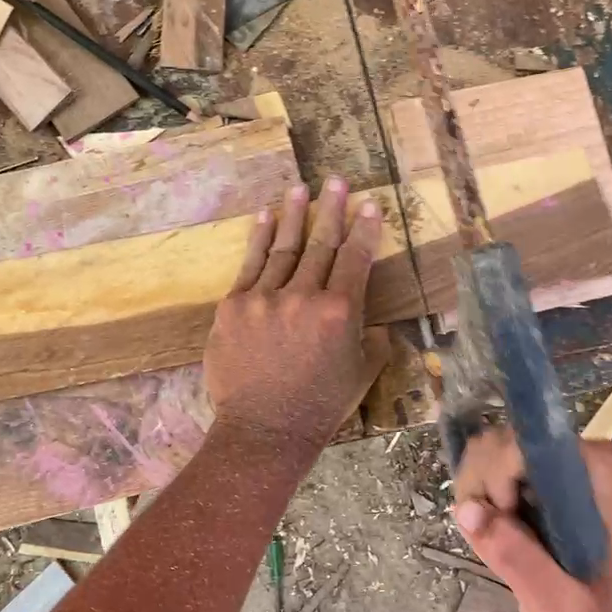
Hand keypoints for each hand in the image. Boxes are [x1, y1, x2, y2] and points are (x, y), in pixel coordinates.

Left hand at [204, 177, 385, 449]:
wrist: (263, 431)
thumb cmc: (320, 407)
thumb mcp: (362, 374)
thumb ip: (374, 340)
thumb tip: (377, 321)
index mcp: (340, 312)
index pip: (355, 258)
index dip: (364, 229)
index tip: (369, 205)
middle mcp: (303, 296)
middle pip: (321, 243)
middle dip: (332, 209)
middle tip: (338, 181)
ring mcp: (264, 298)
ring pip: (285, 246)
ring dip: (295, 214)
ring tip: (302, 188)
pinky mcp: (234, 305)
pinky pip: (250, 263)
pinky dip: (259, 237)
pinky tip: (265, 216)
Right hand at [450, 427, 611, 611]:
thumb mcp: (557, 603)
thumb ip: (516, 556)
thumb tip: (466, 509)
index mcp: (603, 472)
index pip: (530, 441)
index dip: (502, 474)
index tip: (503, 517)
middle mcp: (583, 454)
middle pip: (504, 440)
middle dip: (486, 486)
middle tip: (496, 534)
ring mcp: (561, 461)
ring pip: (489, 449)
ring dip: (479, 493)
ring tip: (497, 536)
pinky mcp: (542, 472)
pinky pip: (491, 464)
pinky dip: (481, 495)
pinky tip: (496, 527)